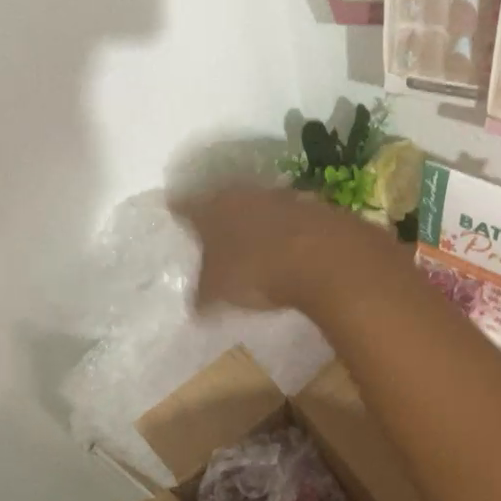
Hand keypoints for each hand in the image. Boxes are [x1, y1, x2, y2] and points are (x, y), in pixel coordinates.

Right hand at [169, 188, 408, 314]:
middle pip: (224, 200)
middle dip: (218, 216)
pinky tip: (288, 249)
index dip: (179, 213)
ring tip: (251, 241)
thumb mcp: (219, 294)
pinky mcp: (315, 208)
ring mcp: (282, 197)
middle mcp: (244, 194)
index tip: (174, 217)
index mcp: (212, 208)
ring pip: (260, 206)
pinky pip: (291, 220)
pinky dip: (286, 233)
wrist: (325, 258)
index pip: (186, 206)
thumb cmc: (258, 273)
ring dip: (256, 221)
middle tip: (212, 232)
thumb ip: (204, 297)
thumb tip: (197, 307)